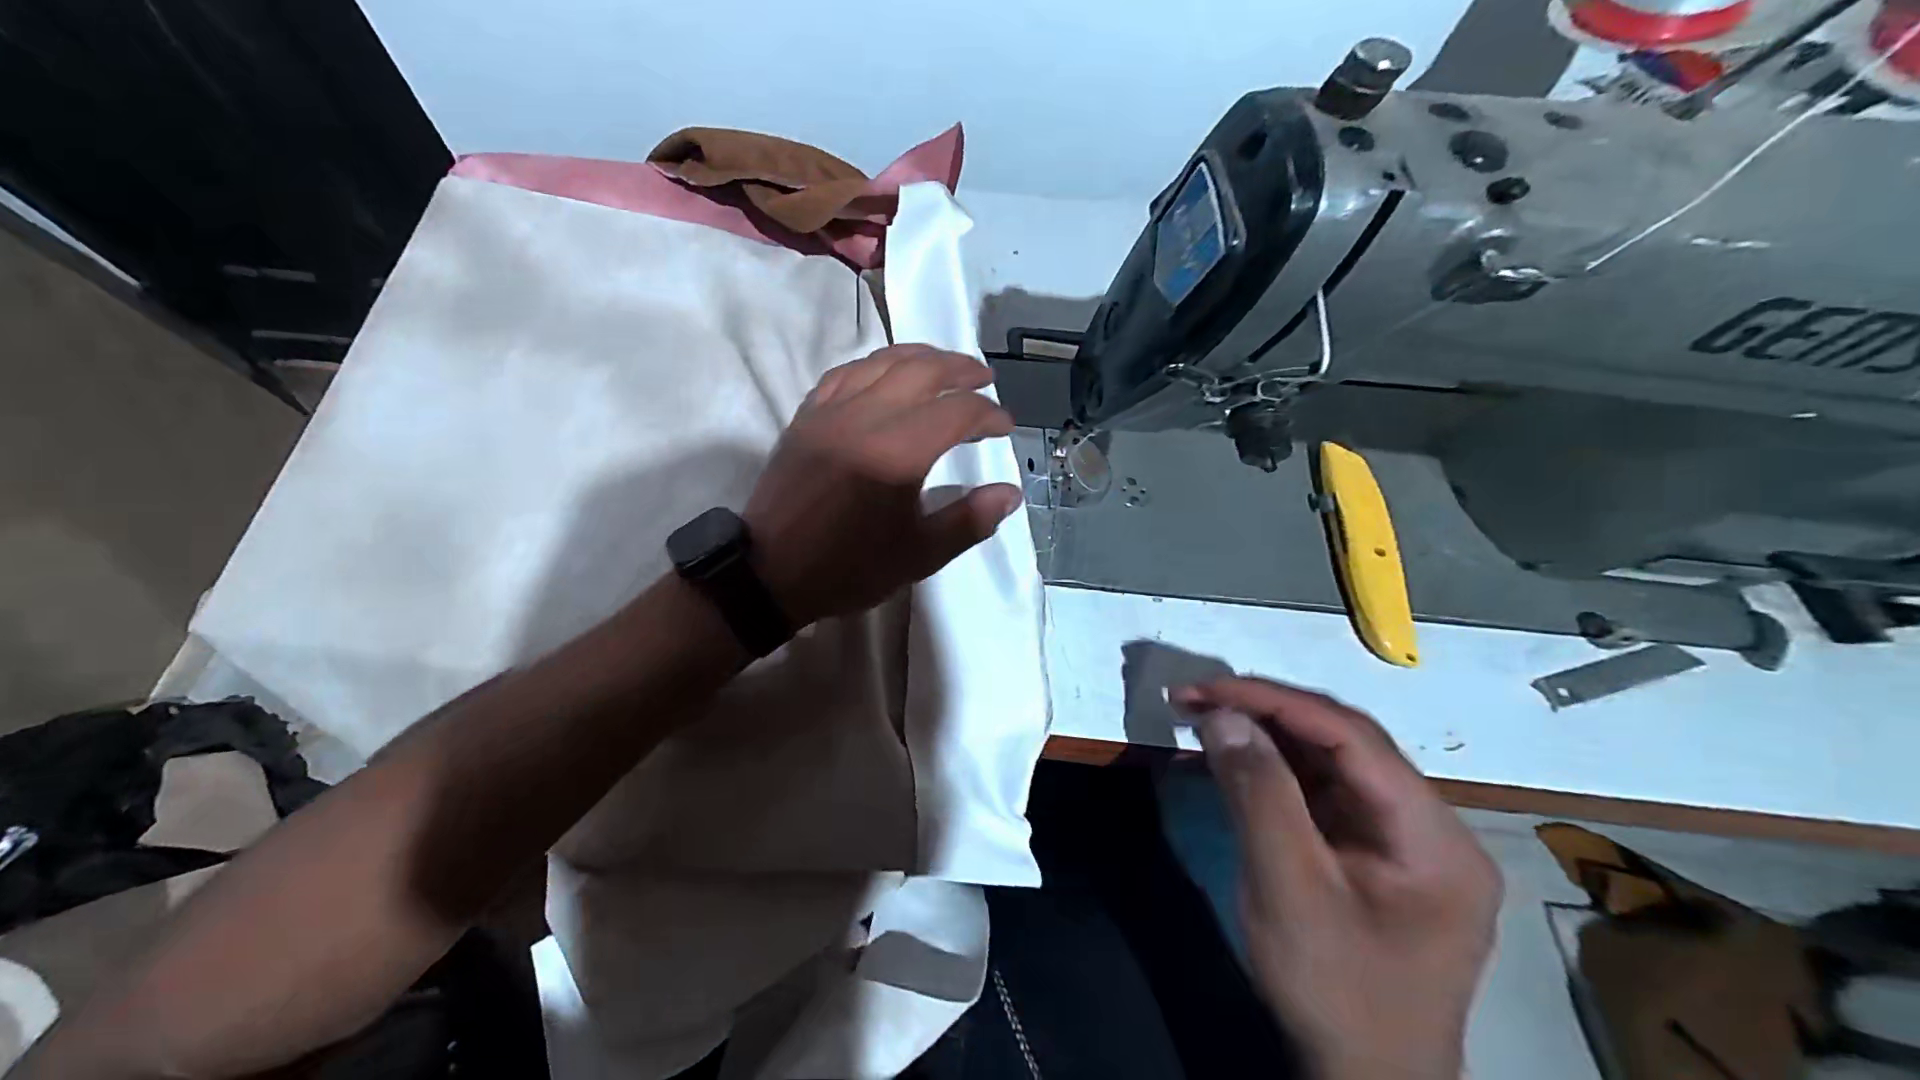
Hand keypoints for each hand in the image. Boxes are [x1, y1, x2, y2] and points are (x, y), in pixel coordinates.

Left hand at [745, 344, 1022, 626]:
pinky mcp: (807, 416)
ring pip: (883, 361)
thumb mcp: (918, 556)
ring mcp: (831, 411)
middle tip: (984, 379)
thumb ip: (969, 521)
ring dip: (922, 356)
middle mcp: (866, 418)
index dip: (989, 414)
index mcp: (899, 453)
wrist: (769, 572)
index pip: (957, 412)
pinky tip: (887, 374)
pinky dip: (876, 366)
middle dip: (961, 369)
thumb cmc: (848, 568)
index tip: (1005, 427)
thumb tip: (1010, 493)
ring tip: (945, 366)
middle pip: (923, 369)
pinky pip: (846, 373)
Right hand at [1173, 678, 1500, 1079]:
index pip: (1352, 737)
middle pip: (1343, 744)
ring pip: (1327, 764)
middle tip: (1194, 700)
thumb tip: (1222, 715)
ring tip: (1201, 720)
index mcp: (1434, 836)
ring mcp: (1399, 841)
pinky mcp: (1369, 855)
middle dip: (1265, 714)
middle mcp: (1428, 827)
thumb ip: (1258, 793)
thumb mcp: (1289, 890)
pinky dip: (1270, 773)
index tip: (1206, 689)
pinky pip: (1319, 795)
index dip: (1275, 702)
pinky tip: (1228, 762)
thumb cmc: (1333, 990)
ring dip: (1263, 739)